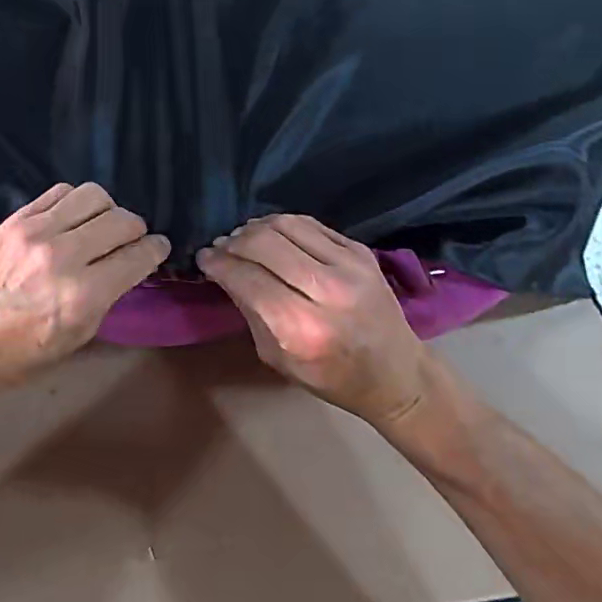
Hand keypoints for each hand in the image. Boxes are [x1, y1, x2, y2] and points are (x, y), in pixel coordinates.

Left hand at [0, 183, 167, 398]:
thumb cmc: (18, 354)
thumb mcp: (77, 337)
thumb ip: (108, 296)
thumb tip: (130, 264)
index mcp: (83, 295)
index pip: (138, 256)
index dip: (155, 250)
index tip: (157, 248)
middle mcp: (64, 257)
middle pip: (123, 221)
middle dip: (136, 231)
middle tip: (129, 241)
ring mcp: (36, 232)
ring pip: (95, 196)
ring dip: (108, 210)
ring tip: (100, 226)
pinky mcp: (16, 219)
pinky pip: (61, 192)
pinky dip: (75, 203)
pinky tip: (72, 219)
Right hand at [196, 215, 432, 426]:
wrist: (396, 372)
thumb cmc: (333, 377)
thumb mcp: (278, 359)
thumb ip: (251, 312)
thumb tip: (226, 272)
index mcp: (302, 329)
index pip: (248, 279)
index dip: (219, 263)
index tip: (204, 257)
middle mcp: (327, 291)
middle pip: (265, 244)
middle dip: (234, 241)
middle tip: (221, 246)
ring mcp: (348, 265)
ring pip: (288, 224)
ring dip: (257, 226)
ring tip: (243, 236)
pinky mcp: (360, 251)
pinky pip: (312, 225)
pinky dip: (285, 225)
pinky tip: (273, 234)